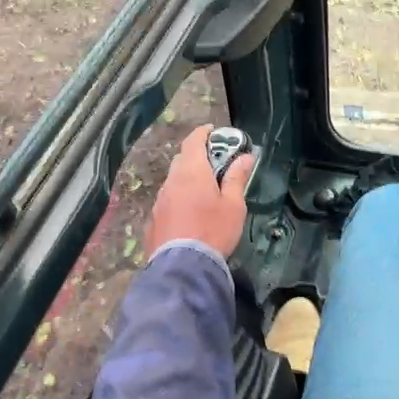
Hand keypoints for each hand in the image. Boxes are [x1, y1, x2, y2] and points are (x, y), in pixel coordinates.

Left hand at [142, 125, 253, 259]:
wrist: (182, 267)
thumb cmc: (213, 231)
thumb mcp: (233, 205)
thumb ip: (237, 178)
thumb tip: (245, 157)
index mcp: (192, 173)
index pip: (193, 141)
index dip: (203, 133)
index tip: (213, 131)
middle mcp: (172, 181)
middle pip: (182, 160)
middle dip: (197, 157)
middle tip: (215, 164)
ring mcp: (159, 201)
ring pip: (174, 181)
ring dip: (187, 179)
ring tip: (204, 192)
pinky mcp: (153, 219)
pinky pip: (167, 199)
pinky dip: (179, 197)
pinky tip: (189, 213)